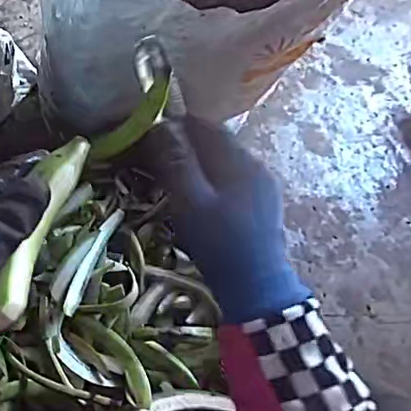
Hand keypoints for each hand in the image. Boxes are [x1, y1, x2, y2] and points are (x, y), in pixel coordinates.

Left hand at [0, 155, 49, 405]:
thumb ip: (6, 221)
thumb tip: (40, 181)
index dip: (25, 172)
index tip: (59, 158)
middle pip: (1, 210)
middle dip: (30, 201)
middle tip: (68, 191)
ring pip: (3, 241)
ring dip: (26, 235)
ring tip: (57, 222)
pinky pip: (1, 271)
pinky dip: (18, 268)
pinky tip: (35, 264)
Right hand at [140, 116, 309, 320]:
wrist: (256, 285)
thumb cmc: (218, 243)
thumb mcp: (190, 202)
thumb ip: (176, 162)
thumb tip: (161, 127)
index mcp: (236, 159)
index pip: (202, 124)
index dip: (172, 125)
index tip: (146, 138)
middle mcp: (254, 163)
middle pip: (213, 140)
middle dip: (182, 144)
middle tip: (152, 160)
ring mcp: (262, 183)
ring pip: (222, 158)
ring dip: (196, 161)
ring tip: (171, 178)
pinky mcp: (264, 201)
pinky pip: (231, 176)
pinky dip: (210, 177)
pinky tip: (198, 196)